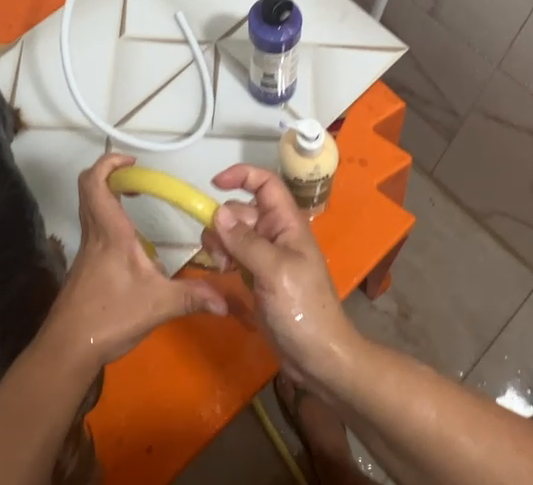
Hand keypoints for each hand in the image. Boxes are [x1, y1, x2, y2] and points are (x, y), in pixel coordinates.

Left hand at [42, 153, 227, 366]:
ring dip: (110, 198)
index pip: (95, 183)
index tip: (133, 162)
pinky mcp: (85, 268)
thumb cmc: (109, 317)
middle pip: (89, 189)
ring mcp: (87, 251)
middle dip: (111, 176)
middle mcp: (95, 234)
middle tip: (138, 180)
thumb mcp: (158, 305)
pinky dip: (111, 223)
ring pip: (90, 209)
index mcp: (110, 232)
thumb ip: (193, 297)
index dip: (109, 163)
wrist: (67, 349)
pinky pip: (95, 230)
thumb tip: (226, 300)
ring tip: (138, 204)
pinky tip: (133, 246)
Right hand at [203, 164, 359, 388]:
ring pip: (234, 233)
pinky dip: (224, 260)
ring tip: (221, 269)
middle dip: (224, 222)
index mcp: (288, 224)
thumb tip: (218, 212)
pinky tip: (221, 277)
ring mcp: (267, 257)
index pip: (266, 184)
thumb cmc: (304, 310)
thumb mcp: (274, 271)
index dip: (242, 175)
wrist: (318, 358)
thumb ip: (245, 241)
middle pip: (242, 210)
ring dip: (221, 244)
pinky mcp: (258, 278)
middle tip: (219, 254)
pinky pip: (234, 256)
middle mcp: (277, 235)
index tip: (214, 183)